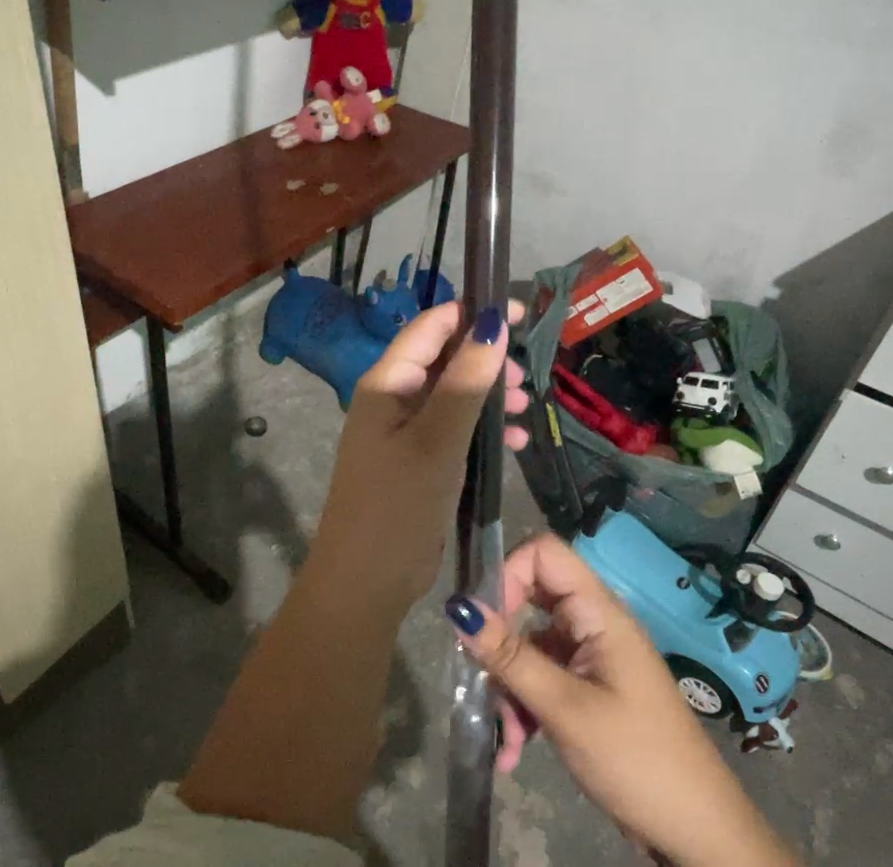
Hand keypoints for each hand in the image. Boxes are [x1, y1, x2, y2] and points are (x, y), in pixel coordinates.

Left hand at [307, 301, 528, 607]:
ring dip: (489, 396)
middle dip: (485, 360)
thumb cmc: (397, 503)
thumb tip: (492, 323)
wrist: (366, 580)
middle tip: (524, 375)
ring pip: (453, 398)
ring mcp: (404, 435)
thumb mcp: (437, 440)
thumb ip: (465, 382)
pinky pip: (454, 432)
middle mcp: (392, 402)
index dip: (470, 314)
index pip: (428, 329)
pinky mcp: (418, 465)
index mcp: (385, 385)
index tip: (520, 312)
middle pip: (443, 361)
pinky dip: (483, 430)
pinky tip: (515, 440)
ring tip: (526, 407)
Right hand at [447, 536, 797, 866]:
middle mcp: (595, 626)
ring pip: (529, 647)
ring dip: (509, 689)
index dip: (507, 575)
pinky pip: (541, 680)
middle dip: (499, 642)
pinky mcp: (589, 690)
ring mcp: (592, 659)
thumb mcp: (565, 708)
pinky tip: (514, 753)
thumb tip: (458, 607)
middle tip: (480, 678)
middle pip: (529, 602)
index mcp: (601, 614)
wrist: (697, 832)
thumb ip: (510, 656)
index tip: (484, 623)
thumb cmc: (636, 760)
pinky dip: (523, 711)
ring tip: (507, 739)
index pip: (544, 554)